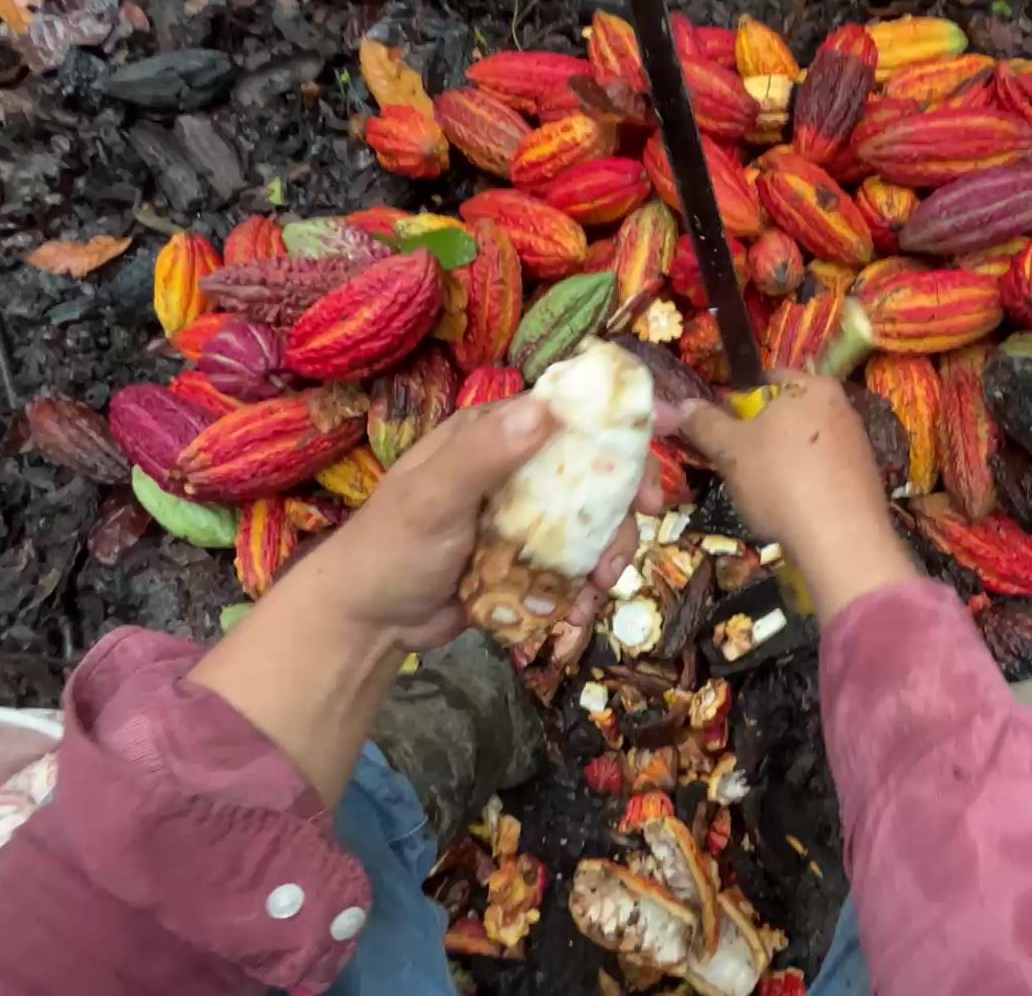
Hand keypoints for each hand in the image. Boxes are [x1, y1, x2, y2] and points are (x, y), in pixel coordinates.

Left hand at [283, 396, 662, 653]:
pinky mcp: (533, 558)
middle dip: (625, 498)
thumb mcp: (430, 497)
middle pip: (596, 470)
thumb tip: (545, 410)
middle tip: (646, 520)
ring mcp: (530, 516)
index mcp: (497, 435)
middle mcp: (521, 468)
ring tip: (598, 585)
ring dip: (610, 551)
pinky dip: (586, 587)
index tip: (660, 437)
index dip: (618, 424)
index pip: (569, 414)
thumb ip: (483, 453)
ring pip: (595, 522)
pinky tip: (577, 609)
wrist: (370, 623)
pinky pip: (577, 564)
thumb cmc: (390, 546)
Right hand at [679, 372, 916, 620]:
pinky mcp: (865, 478)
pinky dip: (806, 485)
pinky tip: (794, 510)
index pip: (767, 379)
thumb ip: (705, 423)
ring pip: (805, 446)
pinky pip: (824, 472)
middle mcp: (842, 407)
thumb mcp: (730, 450)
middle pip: (787, 414)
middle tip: (739, 466)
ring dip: (782, 464)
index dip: (738, 402)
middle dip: (761, 437)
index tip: (723, 431)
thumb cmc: (781, 480)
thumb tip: (685, 405)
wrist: (841, 540)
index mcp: (813, 386)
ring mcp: (858, 443)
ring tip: (766, 494)